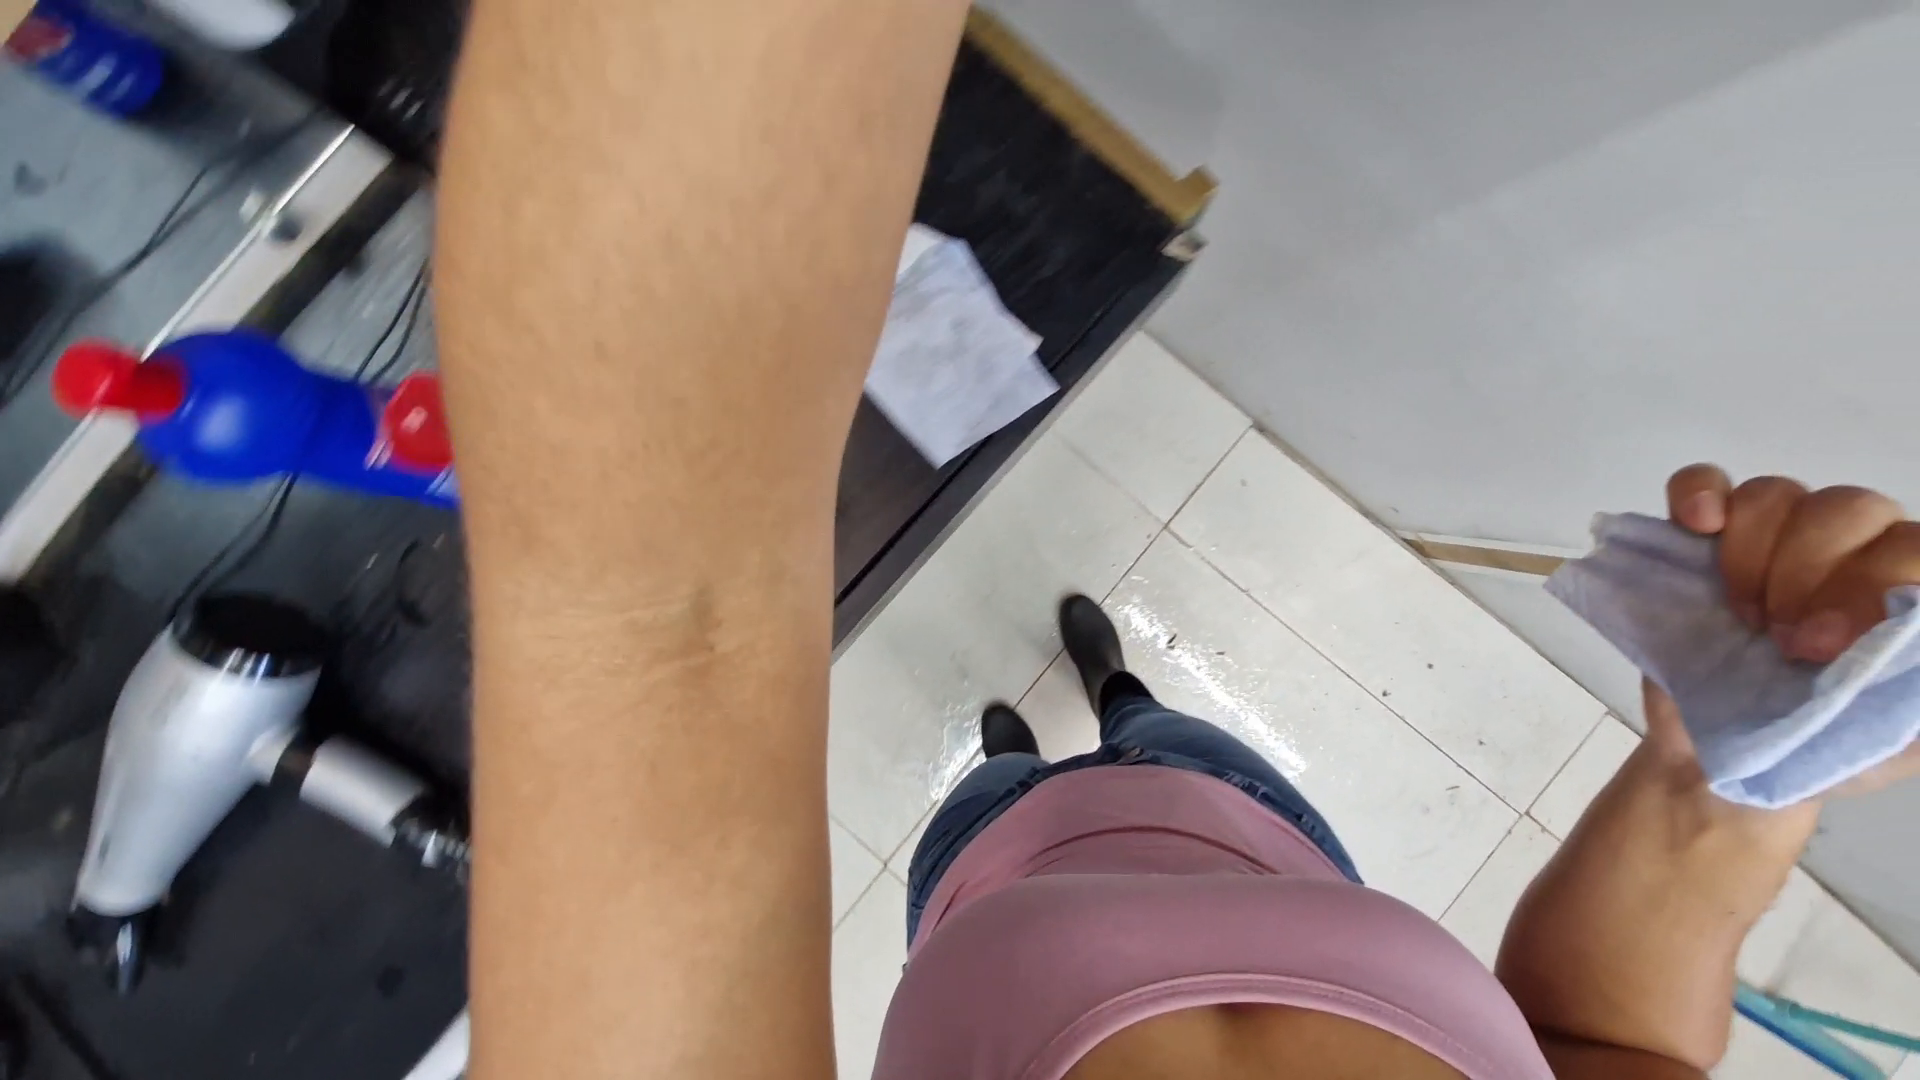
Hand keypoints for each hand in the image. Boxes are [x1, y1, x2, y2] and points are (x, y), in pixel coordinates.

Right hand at [1664, 463, 1919, 793]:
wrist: (1722, 757)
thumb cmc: (1822, 750)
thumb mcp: (1908, 734)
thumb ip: (1919, 682)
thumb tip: (1912, 634)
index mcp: (1910, 592)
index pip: (1915, 549)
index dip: (1868, 584)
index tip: (1815, 647)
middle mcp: (1854, 554)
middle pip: (1848, 509)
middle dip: (1803, 576)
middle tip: (1776, 639)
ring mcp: (1770, 543)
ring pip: (1777, 495)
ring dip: (1750, 553)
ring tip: (1736, 611)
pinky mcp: (1699, 543)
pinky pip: (1701, 482)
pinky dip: (1696, 492)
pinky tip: (1697, 525)